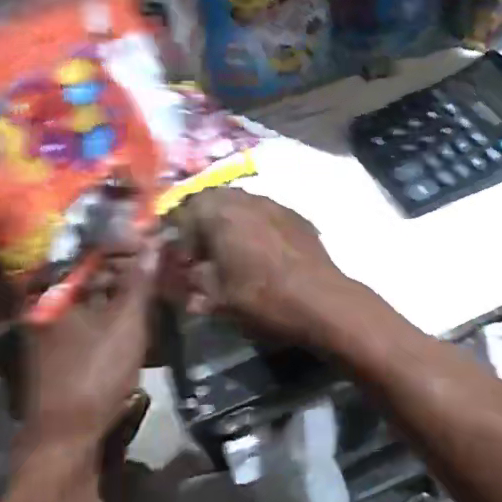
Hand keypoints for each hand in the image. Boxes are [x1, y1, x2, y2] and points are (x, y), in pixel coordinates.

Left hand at [20, 243, 155, 448]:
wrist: (66, 436)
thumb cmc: (95, 373)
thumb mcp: (126, 323)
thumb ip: (140, 280)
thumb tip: (154, 239)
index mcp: (49, 289)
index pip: (84, 245)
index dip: (117, 236)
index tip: (148, 231)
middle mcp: (41, 301)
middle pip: (84, 269)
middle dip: (120, 261)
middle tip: (154, 255)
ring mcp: (47, 325)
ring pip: (87, 292)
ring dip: (117, 285)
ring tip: (150, 279)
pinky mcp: (57, 345)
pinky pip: (85, 313)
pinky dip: (108, 307)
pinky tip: (134, 309)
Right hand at [166, 190, 358, 347]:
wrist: (322, 301)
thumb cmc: (262, 298)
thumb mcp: (217, 297)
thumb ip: (195, 281)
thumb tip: (188, 276)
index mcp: (220, 213)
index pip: (185, 209)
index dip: (180, 234)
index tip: (184, 258)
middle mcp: (247, 199)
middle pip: (214, 199)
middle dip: (205, 221)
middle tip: (206, 251)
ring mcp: (276, 205)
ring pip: (243, 203)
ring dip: (232, 222)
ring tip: (234, 251)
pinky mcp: (298, 217)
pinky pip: (267, 213)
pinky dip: (257, 226)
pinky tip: (263, 252)